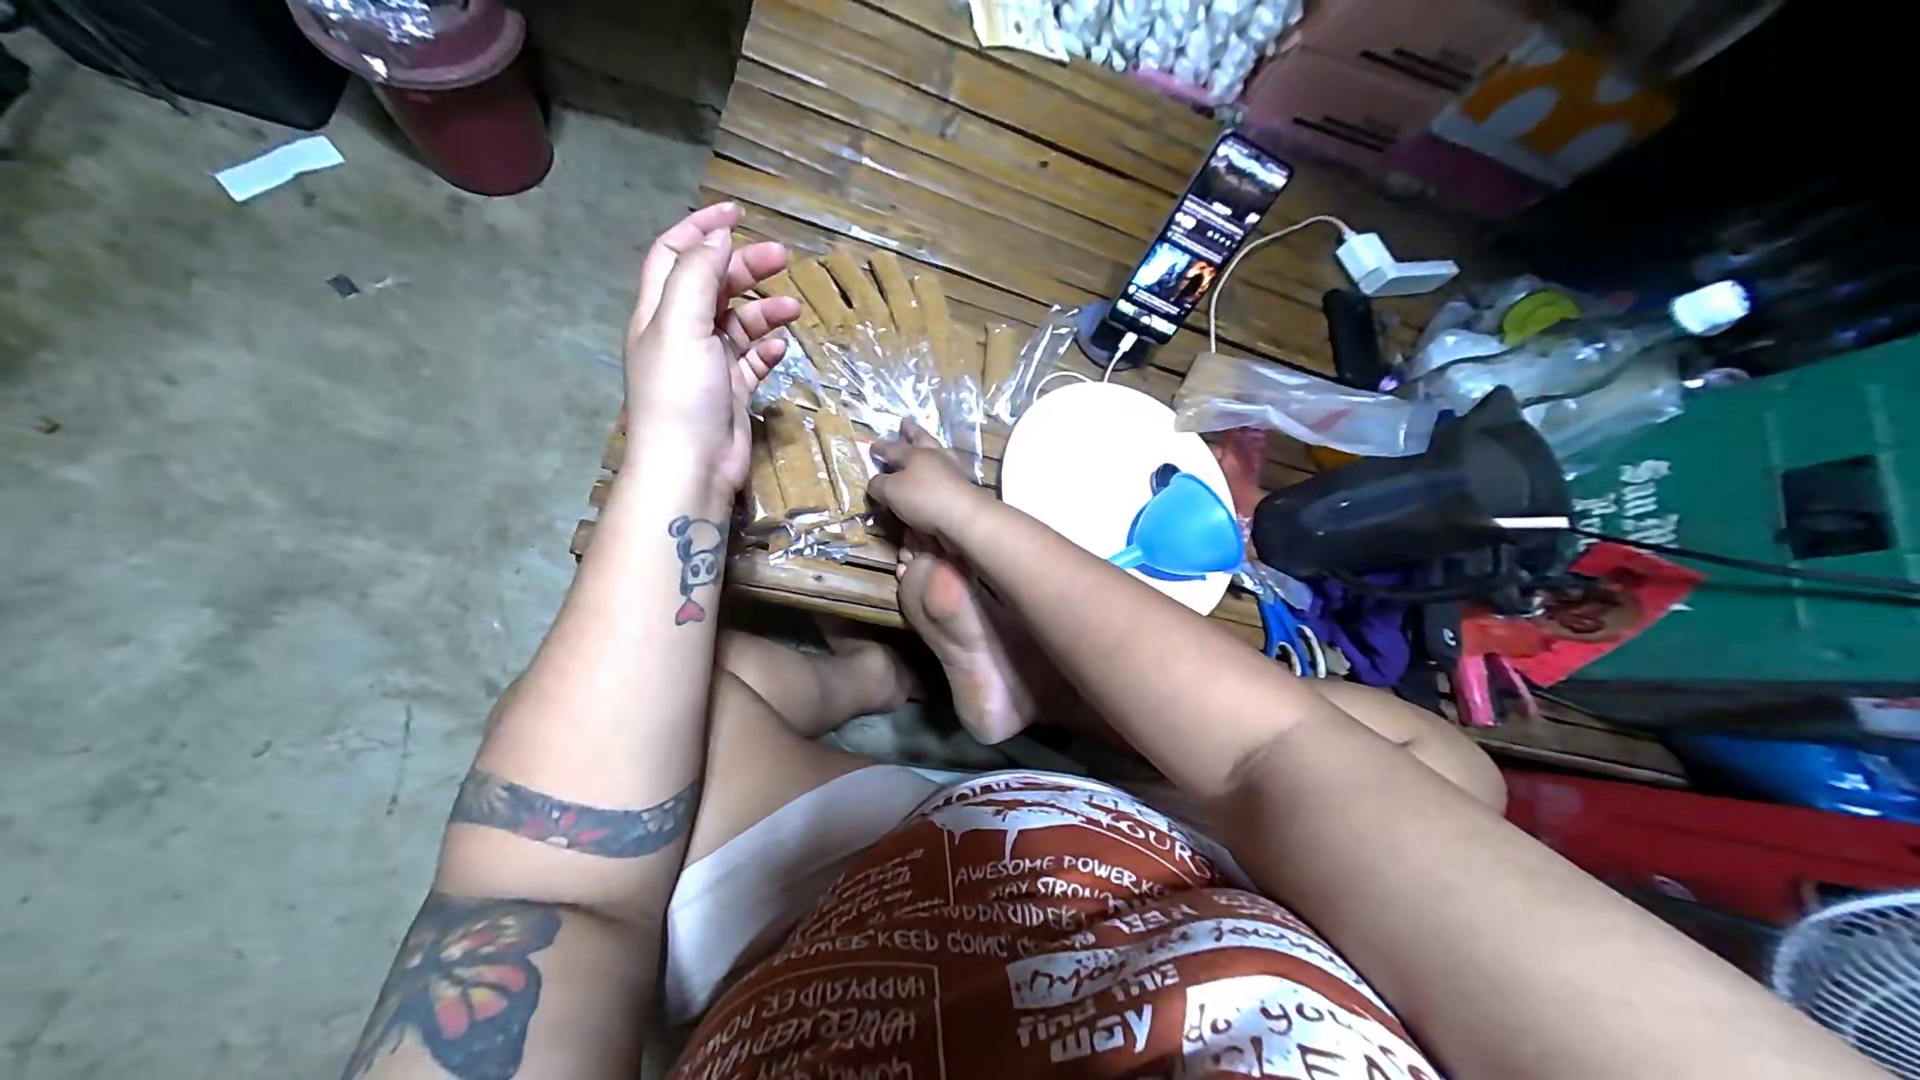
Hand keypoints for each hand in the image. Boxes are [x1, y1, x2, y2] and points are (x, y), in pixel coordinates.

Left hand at [622, 203, 801, 497]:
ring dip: (765, 309)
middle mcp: (681, 332)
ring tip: (794, 308)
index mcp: (659, 312)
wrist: (691, 465)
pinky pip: (753, 360)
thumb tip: (718, 238)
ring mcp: (708, 364)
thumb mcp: (680, 324)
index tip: (738, 212)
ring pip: (738, 322)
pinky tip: (782, 347)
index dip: (701, 228)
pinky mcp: (732, 391)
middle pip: (713, 285)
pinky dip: (768, 349)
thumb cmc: (680, 392)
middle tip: (783, 257)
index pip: (674, 254)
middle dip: (745, 266)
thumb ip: (696, 275)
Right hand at [868, 420, 990, 541]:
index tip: (873, 447)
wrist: (963, 516)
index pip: (894, 448)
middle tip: (905, 423)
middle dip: (911, 432)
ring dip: (931, 445)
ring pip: (940, 451)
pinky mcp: (963, 486)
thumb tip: (876, 482)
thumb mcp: (890, 491)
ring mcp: (952, 470)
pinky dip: (943, 465)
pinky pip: (950, 469)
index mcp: (915, 455)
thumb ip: (879, 484)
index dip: (882, 448)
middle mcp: (935, 457)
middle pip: (922, 439)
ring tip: (927, 444)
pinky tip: (943, 468)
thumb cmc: (923, 499)